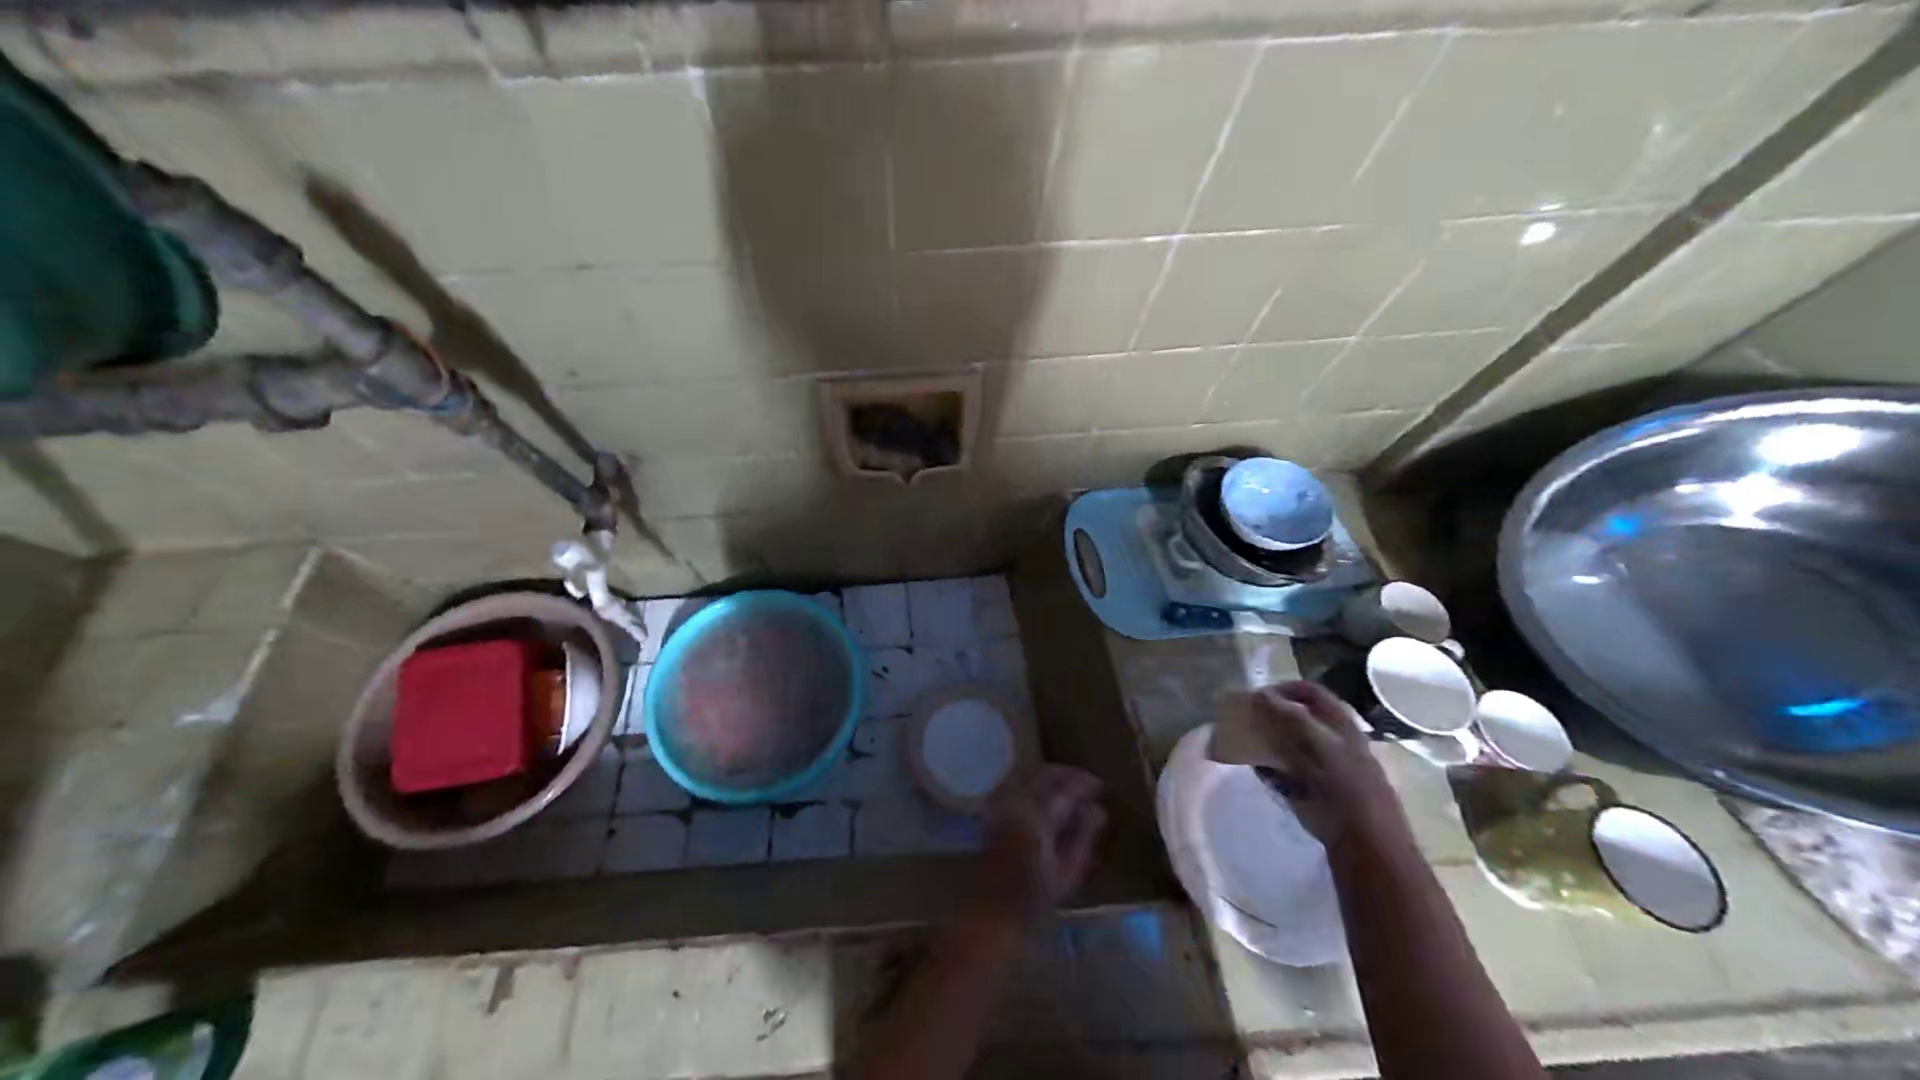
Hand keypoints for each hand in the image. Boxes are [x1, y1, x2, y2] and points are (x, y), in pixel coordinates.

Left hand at [971, 765, 1106, 924]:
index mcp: (1038, 822)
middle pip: (1044, 774)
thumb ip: (1085, 835)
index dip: (1085, 783)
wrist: (994, 905)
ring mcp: (1000, 804)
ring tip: (1067, 781)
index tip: (1101, 786)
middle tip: (1087, 781)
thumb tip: (1099, 809)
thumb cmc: (1036, 895)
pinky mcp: (992, 807)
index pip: (1066, 790)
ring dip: (1049, 771)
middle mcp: (1016, 806)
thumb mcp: (1070, 871)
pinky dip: (1030, 775)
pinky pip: (1012, 779)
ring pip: (1026, 771)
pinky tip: (1042, 786)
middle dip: (1068, 772)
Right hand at [1252, 681, 1405, 847]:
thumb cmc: (1347, 786)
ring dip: (1262, 737)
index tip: (1256, 696)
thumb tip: (1261, 695)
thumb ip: (1292, 718)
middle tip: (1243, 715)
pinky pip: (1275, 768)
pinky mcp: (1300, 786)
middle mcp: (1325, 738)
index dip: (1283, 690)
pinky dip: (1261, 764)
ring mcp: (1312, 762)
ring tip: (1240, 737)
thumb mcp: (1322, 744)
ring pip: (1281, 740)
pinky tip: (1251, 764)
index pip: (1308, 692)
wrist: (1361, 839)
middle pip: (1292, 715)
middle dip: (1267, 713)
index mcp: (1339, 723)